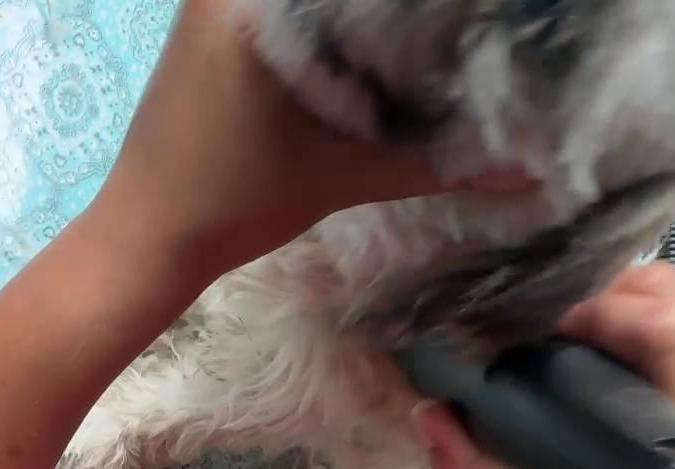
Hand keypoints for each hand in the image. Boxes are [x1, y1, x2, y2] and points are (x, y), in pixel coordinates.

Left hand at [89, 0, 526, 283]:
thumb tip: (530, 167)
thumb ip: (435, 160)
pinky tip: (364, 27)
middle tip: (459, 14)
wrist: (145, 240)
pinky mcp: (209, 19)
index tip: (475, 5)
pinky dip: (324, 8)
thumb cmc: (229, 208)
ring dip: (360, 5)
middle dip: (398, 3)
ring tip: (423, 20)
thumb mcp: (339, 178)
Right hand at [414, 263, 674, 468]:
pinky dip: (643, 298)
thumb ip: (465, 456)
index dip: (595, 314)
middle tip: (553, 326)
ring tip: (579, 325)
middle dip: (598, 299)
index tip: (541, 328)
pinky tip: (615, 323)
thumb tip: (427, 409)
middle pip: (666, 292)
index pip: (662, 327)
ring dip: (617, 296)